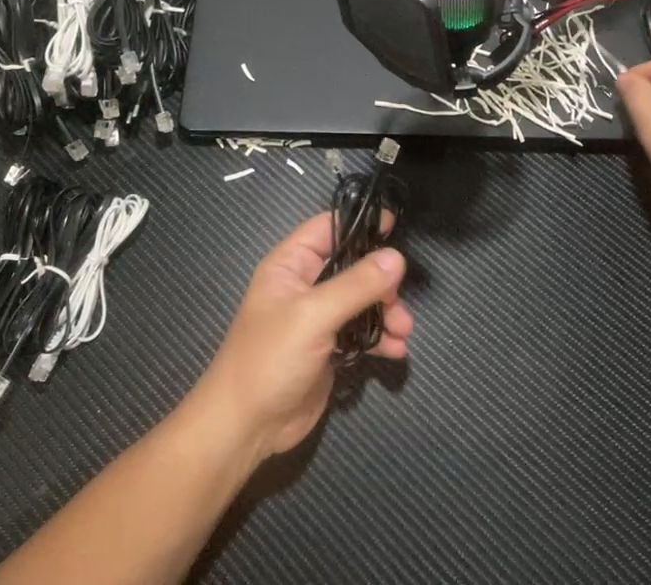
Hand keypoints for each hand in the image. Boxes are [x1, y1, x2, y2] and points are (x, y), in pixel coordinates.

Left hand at [188, 211, 412, 459]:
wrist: (247, 427)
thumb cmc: (270, 360)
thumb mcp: (313, 316)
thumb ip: (356, 285)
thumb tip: (397, 257)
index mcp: (290, 266)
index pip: (329, 228)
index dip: (361, 223)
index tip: (395, 228)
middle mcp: (305, 286)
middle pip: (354, 266)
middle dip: (382, 282)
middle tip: (398, 300)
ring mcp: (318, 319)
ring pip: (363, 301)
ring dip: (387, 312)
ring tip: (404, 331)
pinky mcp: (329, 349)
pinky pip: (363, 332)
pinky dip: (382, 338)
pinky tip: (397, 351)